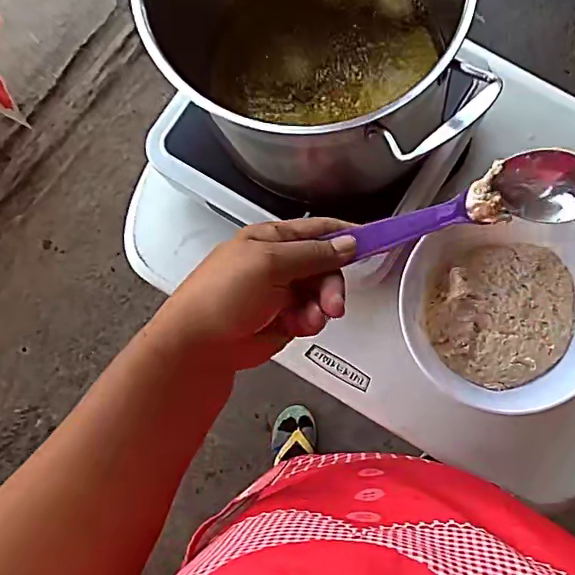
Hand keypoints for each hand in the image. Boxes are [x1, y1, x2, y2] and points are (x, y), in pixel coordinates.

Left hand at [148, 218, 357, 371]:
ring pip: (322, 295)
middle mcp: (278, 263)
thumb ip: (313, 254)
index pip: (318, 230)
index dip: (346, 234)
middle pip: (325, 266)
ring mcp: (281, 293)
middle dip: (332, 284)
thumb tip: (347, 243)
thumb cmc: (221, 296)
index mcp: (271, 239)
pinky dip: (310, 322)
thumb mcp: (270, 264)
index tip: (374, 241)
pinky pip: (312, 317)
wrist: (200, 344)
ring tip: (308, 318)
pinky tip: (297, 327)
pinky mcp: (284, 320)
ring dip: (321, 307)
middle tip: (333, 303)